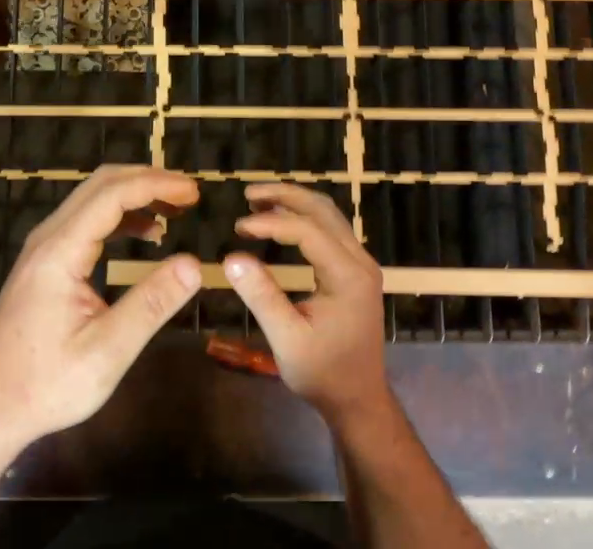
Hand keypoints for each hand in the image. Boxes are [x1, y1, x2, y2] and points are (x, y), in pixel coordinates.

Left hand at [0, 166, 203, 452]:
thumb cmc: (48, 385)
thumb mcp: (108, 351)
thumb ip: (152, 304)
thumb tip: (195, 264)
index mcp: (60, 251)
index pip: (112, 195)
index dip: (156, 185)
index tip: (195, 192)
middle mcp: (47, 239)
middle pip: (100, 185)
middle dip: (148, 181)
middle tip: (190, 195)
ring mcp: (42, 249)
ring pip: (91, 200)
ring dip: (134, 196)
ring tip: (176, 210)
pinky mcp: (44, 263)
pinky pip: (84, 222)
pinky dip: (119, 217)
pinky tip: (146, 235)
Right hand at [222, 184, 388, 421]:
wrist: (358, 398)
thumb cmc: (323, 372)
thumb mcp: (287, 339)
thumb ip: (262, 296)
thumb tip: (231, 258)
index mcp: (348, 276)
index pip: (308, 230)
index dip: (271, 222)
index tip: (238, 228)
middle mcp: (360, 262)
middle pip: (323, 210)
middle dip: (285, 196)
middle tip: (248, 195)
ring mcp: (361, 265)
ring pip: (330, 216)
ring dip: (296, 202)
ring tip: (259, 202)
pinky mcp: (356, 271)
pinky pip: (332, 230)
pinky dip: (305, 217)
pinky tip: (281, 222)